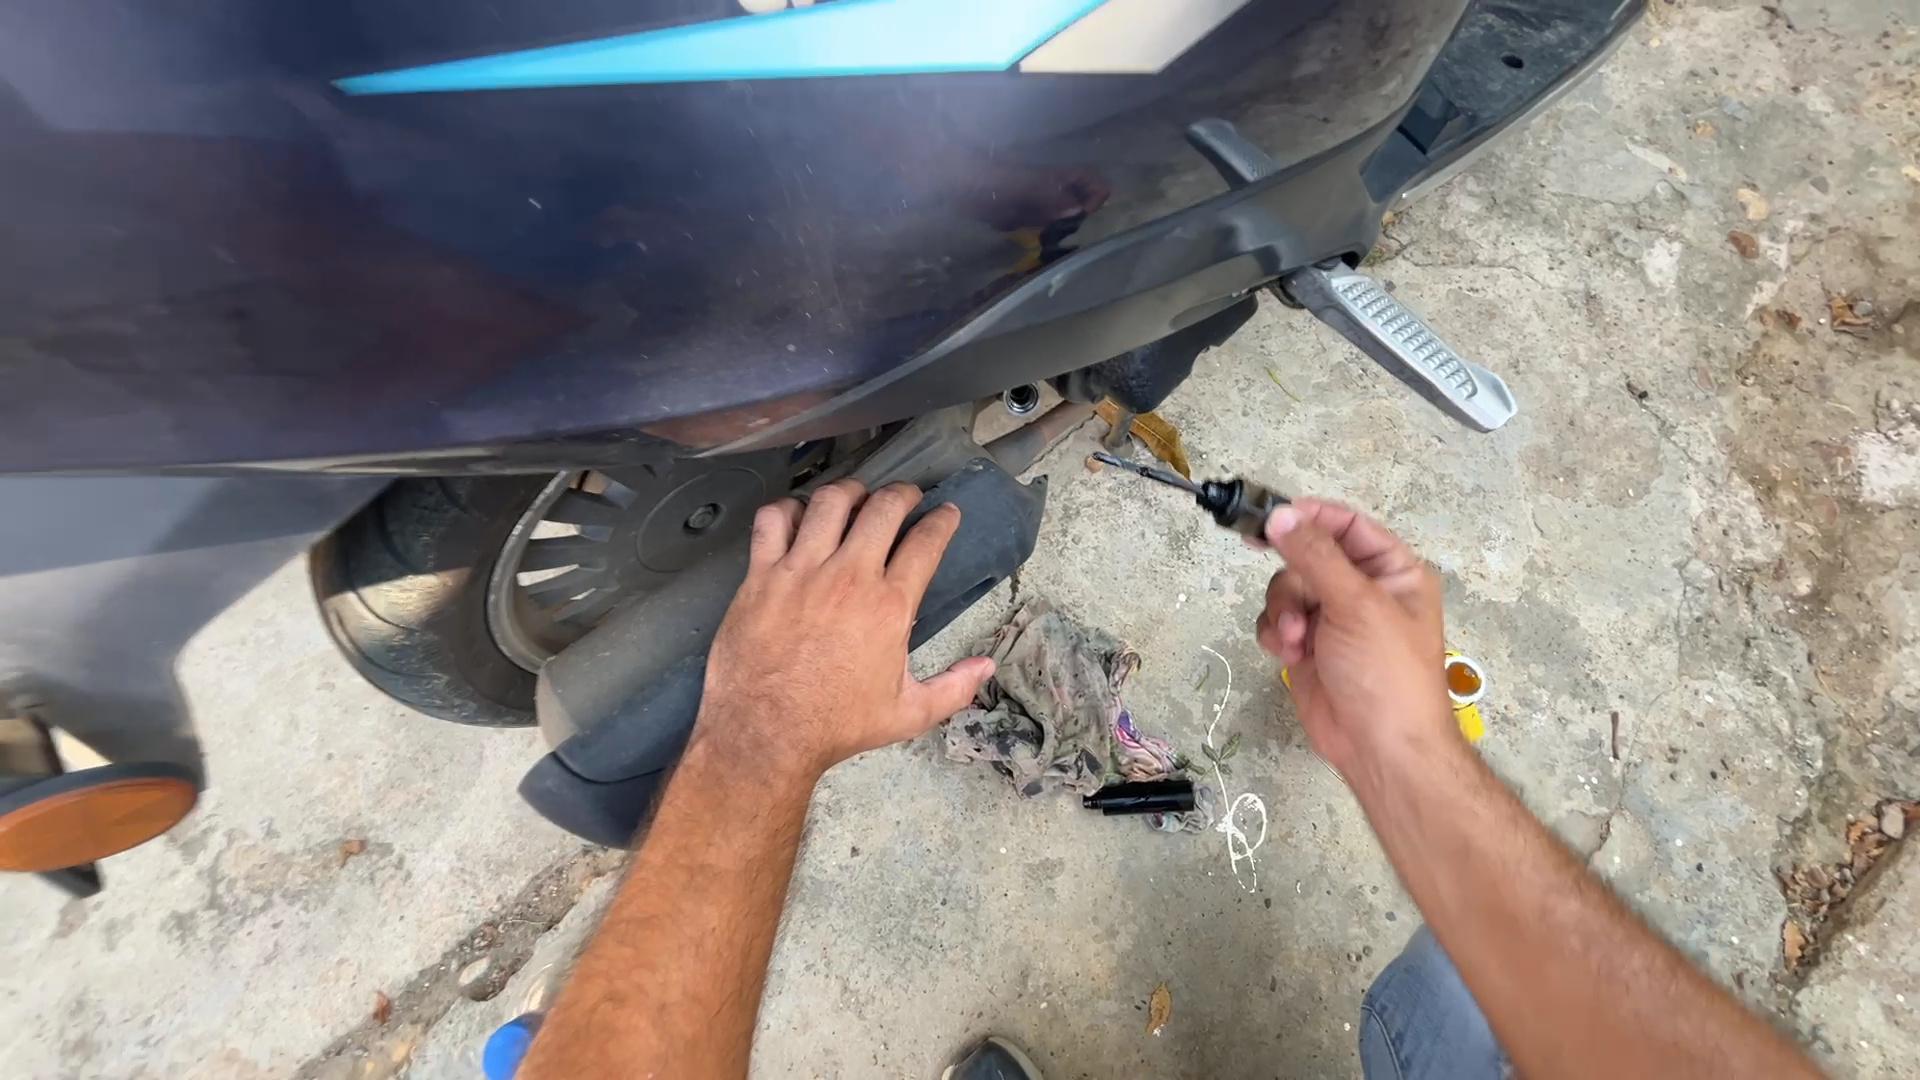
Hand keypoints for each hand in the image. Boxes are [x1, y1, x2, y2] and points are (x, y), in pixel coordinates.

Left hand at [693, 479, 995, 778]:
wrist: (765, 734)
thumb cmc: (837, 725)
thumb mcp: (908, 714)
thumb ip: (955, 688)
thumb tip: (987, 666)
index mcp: (889, 605)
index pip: (926, 542)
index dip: (942, 520)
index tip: (946, 512)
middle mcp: (849, 576)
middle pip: (884, 508)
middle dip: (902, 493)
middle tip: (906, 496)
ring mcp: (802, 571)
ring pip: (830, 502)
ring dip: (850, 492)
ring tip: (856, 496)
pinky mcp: (761, 575)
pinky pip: (774, 520)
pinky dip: (789, 510)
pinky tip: (799, 518)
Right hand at [1254, 499, 1454, 791]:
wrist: (1378, 747)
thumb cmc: (1385, 672)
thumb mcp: (1356, 605)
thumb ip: (1314, 556)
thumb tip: (1278, 514)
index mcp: (1391, 571)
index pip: (1346, 526)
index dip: (1310, 518)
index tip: (1270, 519)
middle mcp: (1360, 589)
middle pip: (1305, 557)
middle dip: (1293, 585)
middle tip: (1294, 608)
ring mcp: (1331, 617)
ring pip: (1284, 589)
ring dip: (1282, 613)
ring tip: (1296, 642)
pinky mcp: (1305, 643)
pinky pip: (1275, 619)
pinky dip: (1276, 634)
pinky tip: (1290, 655)